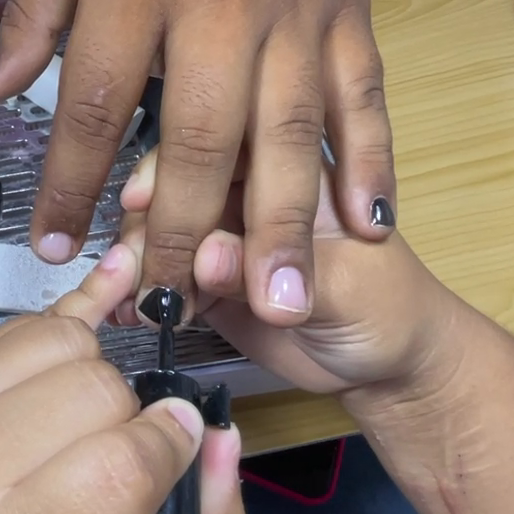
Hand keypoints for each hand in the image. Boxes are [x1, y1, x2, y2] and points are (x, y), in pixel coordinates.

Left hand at [0, 0, 395, 324]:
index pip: (95, 107)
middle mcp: (221, 7)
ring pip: (289, 137)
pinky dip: (369, 164)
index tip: (49, 245)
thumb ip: (32, 16)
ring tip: (274, 305)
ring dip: (280, 228)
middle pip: (199, 141)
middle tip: (164, 306)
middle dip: (181, 234)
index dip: (68, 185)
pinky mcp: (350, 10)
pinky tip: (363, 228)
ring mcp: (297, 13)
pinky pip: (364, 98)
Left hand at [0, 243, 245, 513]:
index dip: (167, 447)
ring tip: (88, 410)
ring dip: (98, 368)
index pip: (117, 472)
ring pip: (67, 341)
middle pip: (95, 392)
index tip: (180, 441)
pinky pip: (31, 320)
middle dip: (131, 411)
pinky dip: (68, 330)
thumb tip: (220, 435)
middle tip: (121, 439)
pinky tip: (92, 329)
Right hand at [118, 151, 456, 394]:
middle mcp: (241, 191)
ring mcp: (215, 231)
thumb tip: (207, 258)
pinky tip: (131, 314)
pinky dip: (138, 294)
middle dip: (145, 226)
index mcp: (283, 167)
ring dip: (135, 262)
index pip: (217, 149)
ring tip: (132, 300)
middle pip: (172, 187)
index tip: (139, 202)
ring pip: (155, 230)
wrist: (381, 365)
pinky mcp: (198, 275)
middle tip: (128, 268)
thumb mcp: (346, 288)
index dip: (172, 169)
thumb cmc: (386, 308)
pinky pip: (158, 275)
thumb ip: (276, 271)